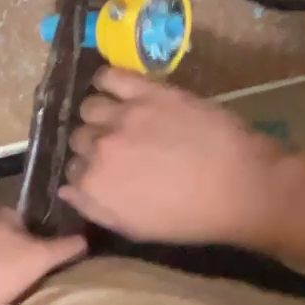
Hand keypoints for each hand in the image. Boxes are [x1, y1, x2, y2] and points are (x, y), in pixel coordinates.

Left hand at [0, 205, 85, 304]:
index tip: (62, 254)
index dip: (51, 233)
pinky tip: (7, 292)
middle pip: (19, 234)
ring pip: (3, 253)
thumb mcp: (41, 257)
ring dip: (16, 267)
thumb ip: (67, 245)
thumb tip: (86, 239)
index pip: (34, 214)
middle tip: (47, 272)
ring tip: (29, 285)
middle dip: (33, 251)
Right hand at [58, 67, 293, 247]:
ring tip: (116, 118)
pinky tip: (113, 87)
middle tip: (113, 147)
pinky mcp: (149, 92)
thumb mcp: (134, 228)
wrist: (239, 187)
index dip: (86, 171)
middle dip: (90, 143)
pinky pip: (110, 76)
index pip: (72, 170)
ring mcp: (123, 116)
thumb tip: (65, 189)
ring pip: (89, 107)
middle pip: (79, 137)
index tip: (103, 172)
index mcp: (93, 184)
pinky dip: (105, 80)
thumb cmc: (187, 218)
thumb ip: (93, 209)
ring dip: (97, 114)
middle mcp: (99, 147)